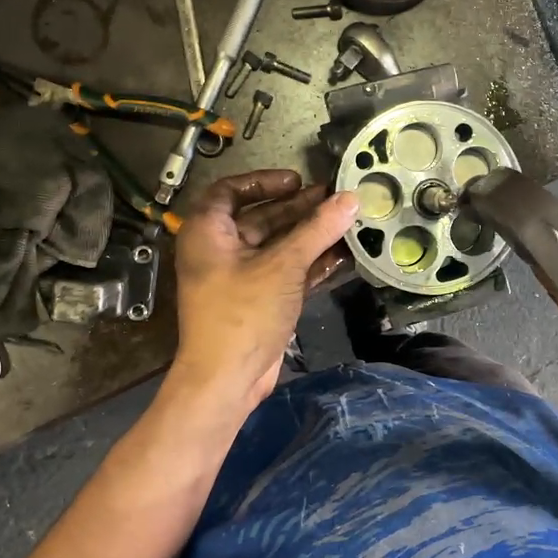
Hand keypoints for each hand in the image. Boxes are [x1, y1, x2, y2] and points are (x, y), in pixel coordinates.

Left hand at [172, 170, 357, 406]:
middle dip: (297, 209)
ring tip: (346, 224)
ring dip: (309, 237)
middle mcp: (218, 250)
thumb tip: (350, 199)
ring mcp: (238, 278)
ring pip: (276, 247)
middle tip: (334, 201)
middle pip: (260, 218)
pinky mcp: (257, 301)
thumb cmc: (243, 313)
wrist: (227, 378)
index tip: (297, 180)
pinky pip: (284, 272)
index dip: (264, 182)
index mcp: (207, 232)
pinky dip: (309, 264)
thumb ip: (317, 231)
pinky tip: (341, 256)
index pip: (230, 191)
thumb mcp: (283, 266)